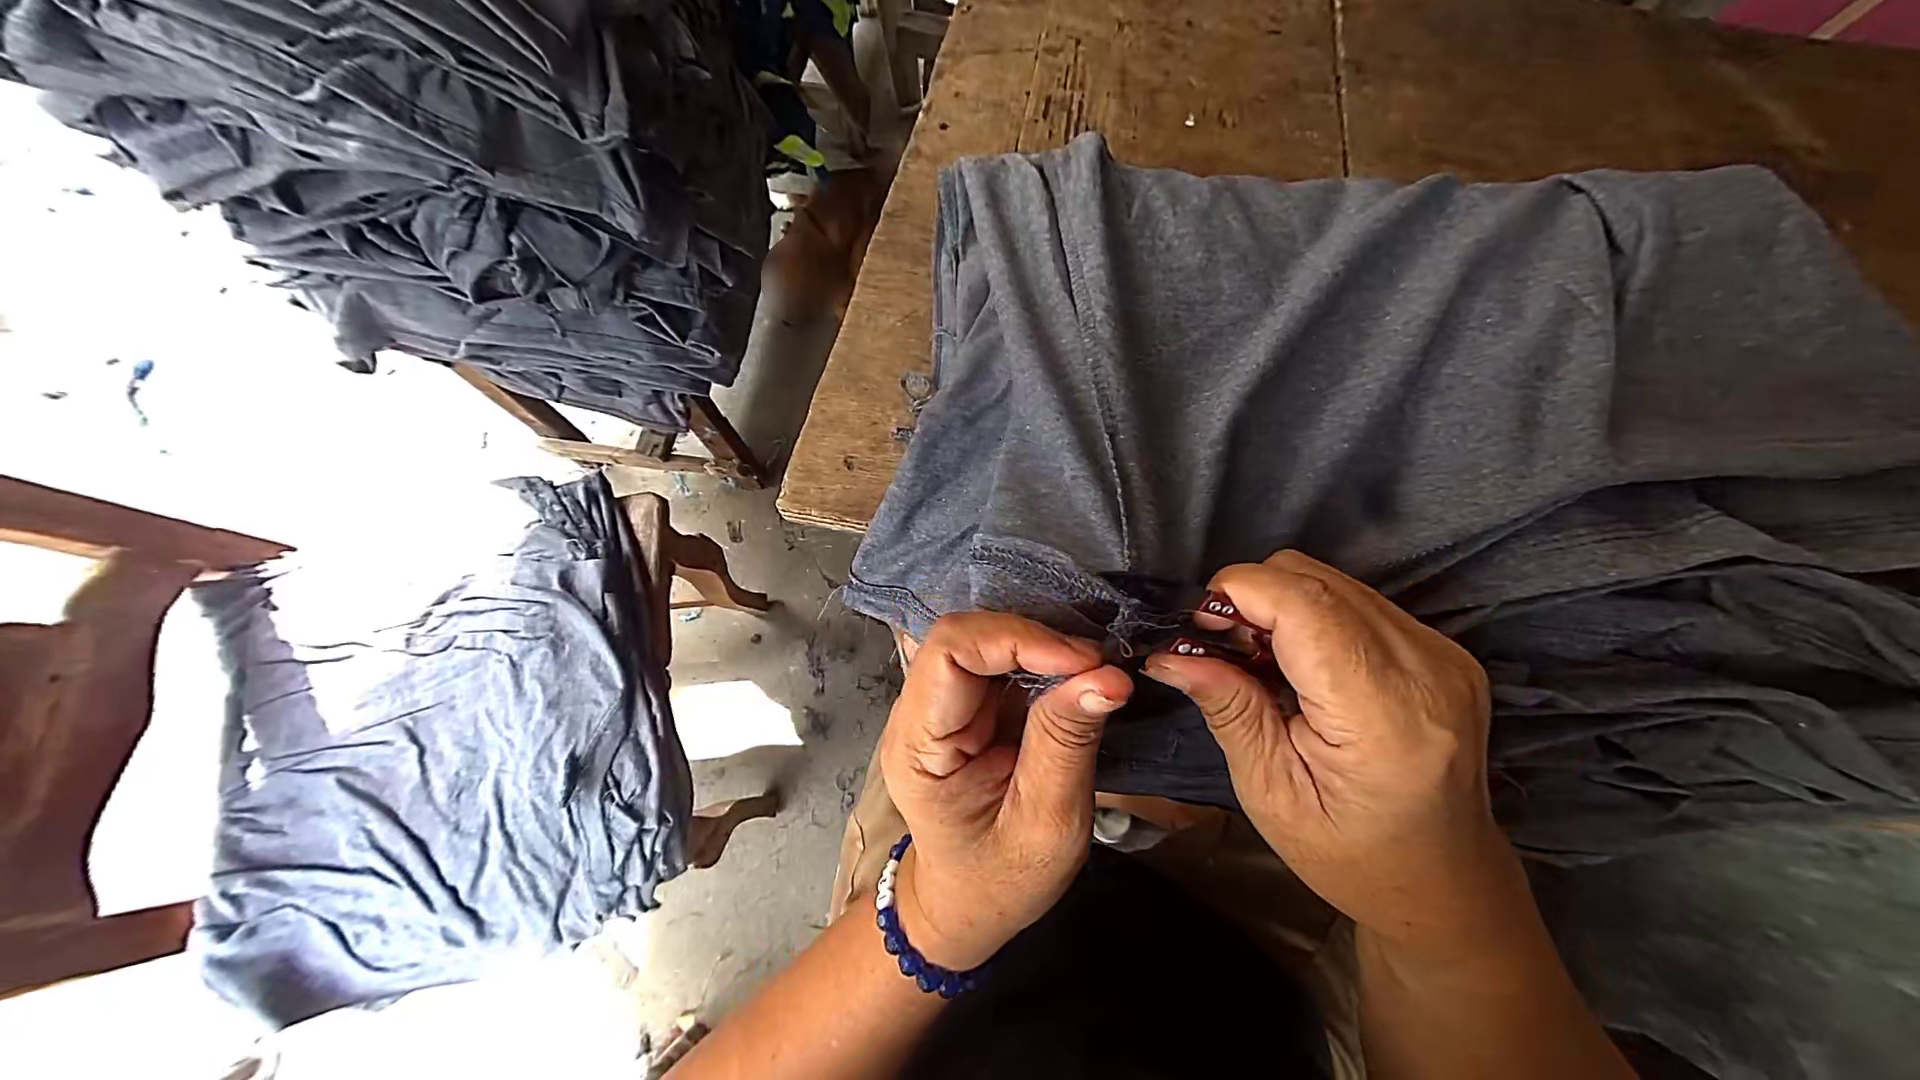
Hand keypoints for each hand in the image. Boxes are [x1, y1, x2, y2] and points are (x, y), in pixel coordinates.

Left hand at [879, 613, 1133, 968]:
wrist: (966, 903)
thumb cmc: (1000, 880)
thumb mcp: (1045, 824)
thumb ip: (1067, 743)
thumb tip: (1108, 675)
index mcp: (917, 744)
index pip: (949, 652)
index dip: (1015, 638)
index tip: (1084, 661)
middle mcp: (917, 711)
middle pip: (965, 637)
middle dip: (1035, 638)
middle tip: (1099, 664)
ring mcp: (939, 705)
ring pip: (985, 640)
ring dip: (1042, 645)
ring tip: (1094, 669)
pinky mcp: (965, 706)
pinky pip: (1000, 661)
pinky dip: (1041, 659)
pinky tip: (1075, 674)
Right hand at [1143, 551, 1518, 952]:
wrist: (1444, 880)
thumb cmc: (1349, 853)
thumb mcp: (1269, 790)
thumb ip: (1227, 709)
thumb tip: (1168, 655)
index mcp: (1383, 716)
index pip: (1304, 605)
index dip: (1238, 594)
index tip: (1198, 626)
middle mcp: (1424, 669)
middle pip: (1312, 578)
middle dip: (1250, 598)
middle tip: (1225, 651)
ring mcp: (1441, 653)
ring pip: (1329, 578)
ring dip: (1278, 604)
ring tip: (1263, 661)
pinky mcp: (1442, 648)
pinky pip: (1352, 597)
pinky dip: (1308, 613)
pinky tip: (1300, 662)